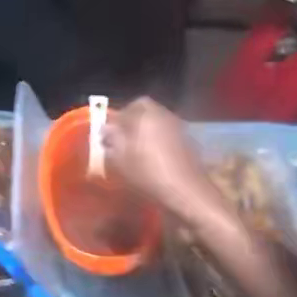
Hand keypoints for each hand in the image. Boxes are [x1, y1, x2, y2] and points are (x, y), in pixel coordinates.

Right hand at [101, 98, 220, 219]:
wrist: (186, 191)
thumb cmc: (148, 174)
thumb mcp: (120, 160)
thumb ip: (112, 139)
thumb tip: (107, 128)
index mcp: (146, 114)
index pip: (130, 106)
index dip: (118, 118)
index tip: (110, 133)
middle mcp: (165, 115)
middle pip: (147, 110)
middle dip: (134, 121)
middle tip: (123, 139)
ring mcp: (180, 127)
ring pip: (159, 121)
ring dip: (148, 130)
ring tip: (137, 150)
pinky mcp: (190, 141)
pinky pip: (170, 134)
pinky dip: (161, 140)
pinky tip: (155, 157)